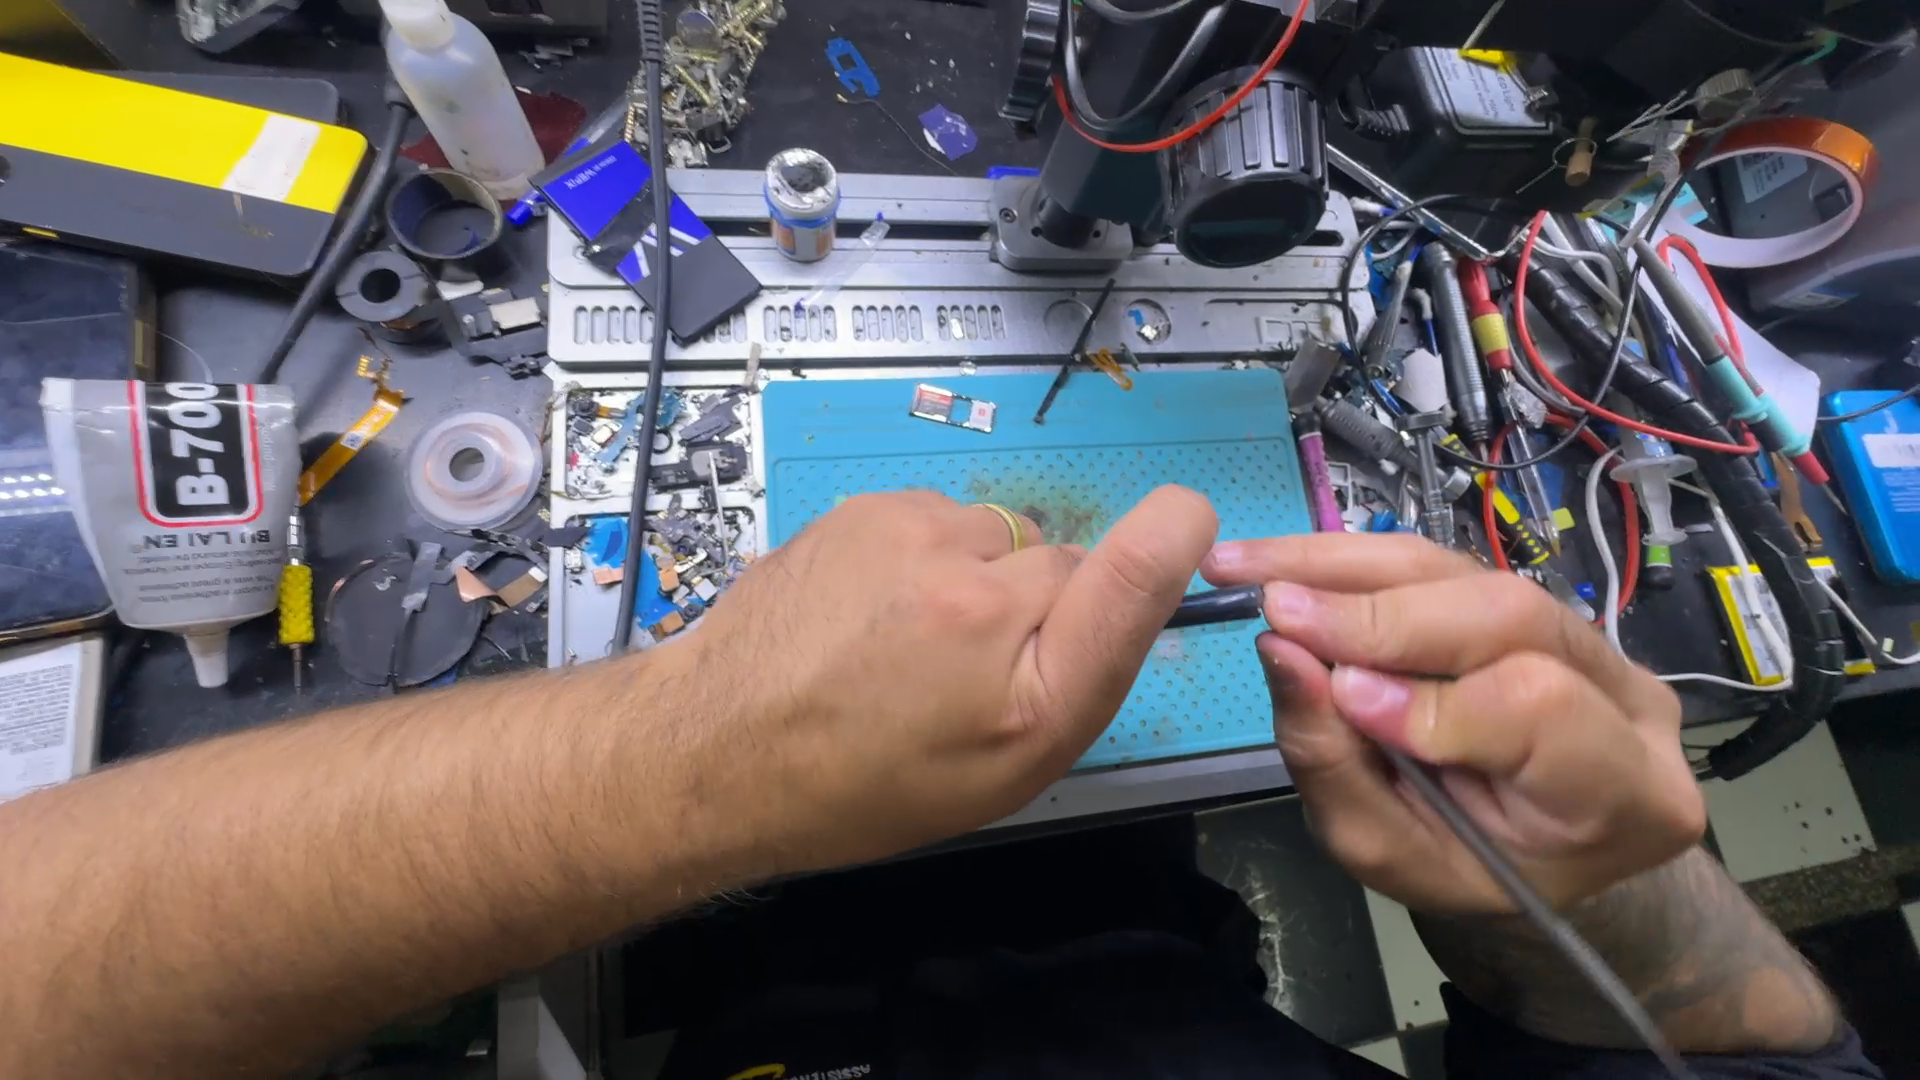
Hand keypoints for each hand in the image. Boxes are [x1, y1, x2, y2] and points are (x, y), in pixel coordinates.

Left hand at [672, 485, 1217, 877]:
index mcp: (1017, 673)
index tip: (1186, 522)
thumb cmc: (868, 781)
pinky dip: (924, 556)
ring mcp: (912, 530)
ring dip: (974, 577)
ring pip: (994, 539)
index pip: (1127, 574)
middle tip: (968, 664)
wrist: (720, 743)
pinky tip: (871, 608)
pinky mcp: (868, 506)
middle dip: (1036, 605)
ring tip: (906, 639)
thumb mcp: (1002, 770)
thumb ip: (1083, 676)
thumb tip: (1127, 590)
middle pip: (1059, 561)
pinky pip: (936, 524)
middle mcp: (973, 584)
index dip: (1170, 540)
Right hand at [1201, 533, 1703, 912]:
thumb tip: (1280, 650)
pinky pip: (1429, 562)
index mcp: (1618, 791)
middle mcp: (1621, 694)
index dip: (1431, 698)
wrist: (1510, 843)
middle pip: (1502, 613)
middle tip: (1272, 606)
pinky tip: (1280, 565)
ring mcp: (1576, 635)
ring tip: (1244, 564)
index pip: (1537, 710)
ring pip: (1456, 570)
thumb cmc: (1454, 863)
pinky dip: (1342, 561)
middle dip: (1372, 611)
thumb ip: (1330, 759)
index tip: (1340, 694)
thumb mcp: (1383, 846)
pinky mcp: (1516, 598)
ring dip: (1336, 563)